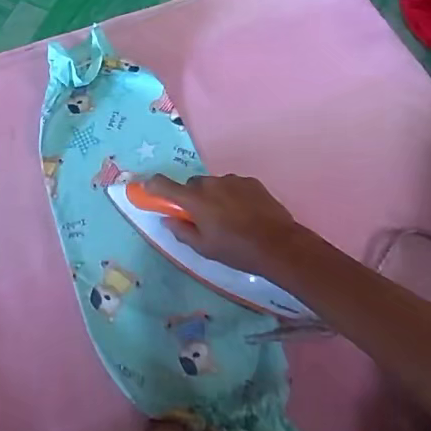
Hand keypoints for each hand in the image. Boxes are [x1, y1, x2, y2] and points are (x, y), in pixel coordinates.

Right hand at [145, 173, 299, 276]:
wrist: (280, 245)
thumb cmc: (237, 249)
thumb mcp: (204, 248)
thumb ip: (182, 231)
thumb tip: (169, 220)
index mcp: (194, 199)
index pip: (163, 184)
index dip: (153, 185)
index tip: (149, 189)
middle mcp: (210, 183)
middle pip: (192, 185)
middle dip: (193, 197)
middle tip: (202, 217)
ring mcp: (232, 180)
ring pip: (214, 185)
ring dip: (215, 196)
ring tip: (229, 217)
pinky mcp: (251, 182)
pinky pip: (234, 186)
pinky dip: (233, 195)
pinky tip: (246, 213)